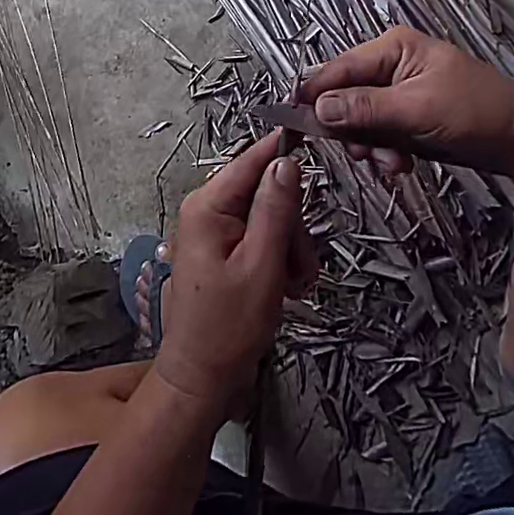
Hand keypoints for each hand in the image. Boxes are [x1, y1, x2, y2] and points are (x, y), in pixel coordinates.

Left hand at [153, 131, 309, 404]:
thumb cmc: (226, 328)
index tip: (311, 137)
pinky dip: (279, 257)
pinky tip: (284, 284)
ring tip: (293, 282)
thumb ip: (276, 209)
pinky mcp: (223, 248)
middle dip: (291, 225)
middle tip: (300, 262)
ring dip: (290, 246)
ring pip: (269, 215)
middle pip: (265, 191)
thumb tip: (286, 162)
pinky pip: (261, 236)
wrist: (202, 377)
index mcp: (207, 207)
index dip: (282, 151)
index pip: (250, 160)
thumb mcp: (261, 264)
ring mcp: (214, 230)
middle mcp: (207, 211)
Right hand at [295, 26, 513, 176]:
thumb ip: (364, 108)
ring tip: (394, 161)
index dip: (313, 96)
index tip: (292, 125)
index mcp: (391, 48)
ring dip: (370, 145)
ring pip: (358, 120)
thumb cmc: (474, 113)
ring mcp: (396, 92)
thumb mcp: (417, 109)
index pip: (337, 69)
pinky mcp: (404, 115)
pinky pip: (377, 133)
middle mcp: (388, 65)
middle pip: (343, 97)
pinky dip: (384, 150)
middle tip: (365, 154)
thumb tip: (317, 107)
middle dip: (352, 130)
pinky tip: (402, 163)